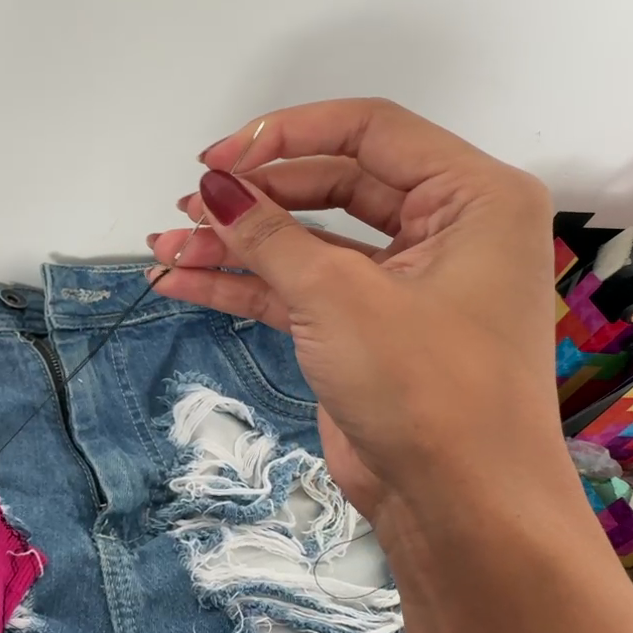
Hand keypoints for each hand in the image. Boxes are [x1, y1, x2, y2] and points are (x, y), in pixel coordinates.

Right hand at [148, 99, 563, 527]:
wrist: (456, 500)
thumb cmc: (423, 384)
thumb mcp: (337, 296)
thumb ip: (267, 234)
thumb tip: (212, 185)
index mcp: (470, 197)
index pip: (367, 132)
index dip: (283, 136)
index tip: (215, 161)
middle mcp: (439, 229)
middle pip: (326, 186)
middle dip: (250, 200)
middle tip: (185, 209)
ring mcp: (394, 281)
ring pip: (300, 242)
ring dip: (231, 245)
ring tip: (163, 248)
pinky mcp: (358, 326)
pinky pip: (291, 288)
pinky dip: (239, 284)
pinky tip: (181, 281)